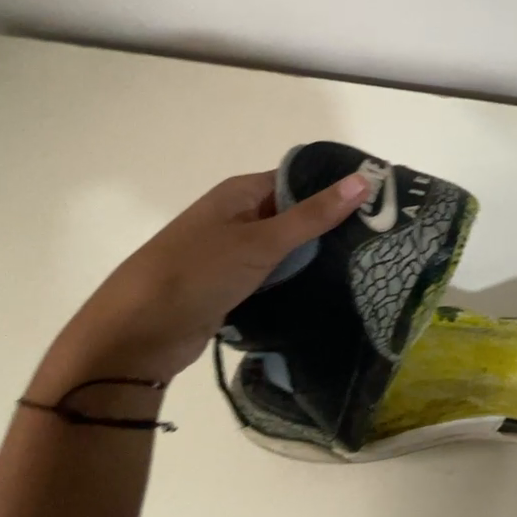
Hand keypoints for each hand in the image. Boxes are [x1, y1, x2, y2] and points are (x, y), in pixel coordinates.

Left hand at [29, 169, 368, 397]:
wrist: (134, 337)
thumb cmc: (195, 275)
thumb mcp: (260, 241)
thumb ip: (313, 214)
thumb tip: (363, 179)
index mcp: (239, 194)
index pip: (299, 179)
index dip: (337, 187)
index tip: (381, 202)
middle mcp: (236, 217)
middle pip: (295, 213)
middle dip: (332, 224)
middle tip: (382, 237)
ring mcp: (232, 253)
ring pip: (286, 248)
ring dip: (316, 255)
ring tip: (366, 263)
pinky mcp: (231, 286)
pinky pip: (274, 275)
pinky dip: (297, 279)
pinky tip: (330, 289)